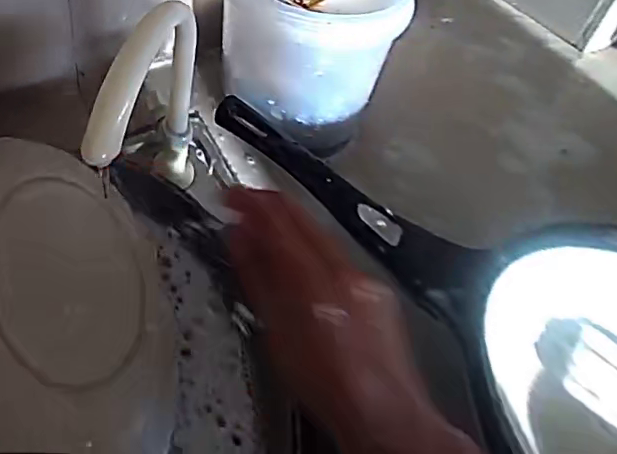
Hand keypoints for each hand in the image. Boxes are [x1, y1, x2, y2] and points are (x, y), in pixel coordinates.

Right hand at [226, 188, 479, 453]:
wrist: (387, 420)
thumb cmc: (328, 383)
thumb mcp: (273, 325)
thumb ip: (254, 273)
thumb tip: (237, 238)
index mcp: (313, 275)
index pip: (275, 214)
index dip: (247, 198)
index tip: (229, 194)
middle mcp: (343, 269)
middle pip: (299, 214)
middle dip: (265, 204)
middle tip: (240, 205)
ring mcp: (364, 279)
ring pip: (317, 230)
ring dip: (285, 224)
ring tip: (261, 233)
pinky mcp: (375, 291)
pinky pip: (333, 251)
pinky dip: (307, 245)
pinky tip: (294, 259)